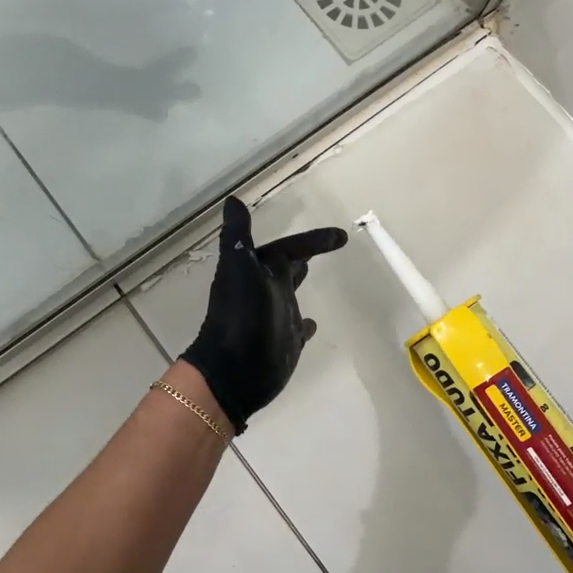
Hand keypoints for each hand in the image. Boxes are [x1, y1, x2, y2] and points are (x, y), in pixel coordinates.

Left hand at [178, 197, 347, 432]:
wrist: (232, 373)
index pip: (287, 249)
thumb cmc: (240, 318)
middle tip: (328, 244)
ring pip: (290, 293)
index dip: (311, 240)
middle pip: (285, 266)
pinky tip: (313, 322)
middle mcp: (266, 291)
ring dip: (299, 281)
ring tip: (313, 271)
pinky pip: (297, 329)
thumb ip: (238, 236)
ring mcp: (275, 318)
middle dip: (302, 254)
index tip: (340, 236)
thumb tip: (232, 199)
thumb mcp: (239, 271)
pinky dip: (305, 323)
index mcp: (257, 272)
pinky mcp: (283, 343)